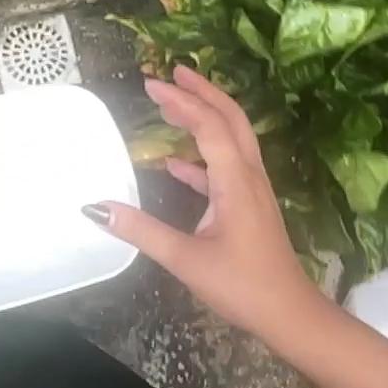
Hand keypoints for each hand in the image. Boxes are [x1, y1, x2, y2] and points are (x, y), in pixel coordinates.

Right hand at [88, 67, 324, 340]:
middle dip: (202, 91)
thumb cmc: (243, 286)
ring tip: (173, 104)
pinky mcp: (249, 205)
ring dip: (205, 115)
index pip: (209, 126)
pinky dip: (202, 154)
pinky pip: (226, 165)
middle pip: (230, 119)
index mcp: (236, 181)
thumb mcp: (186, 260)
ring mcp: (252, 190)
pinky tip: (175, 164)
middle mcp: (249, 176)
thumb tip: (97, 208)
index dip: (181, 101)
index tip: (151, 84)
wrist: (290, 315)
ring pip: (233, 137)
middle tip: (172, 72)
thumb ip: (141, 231)